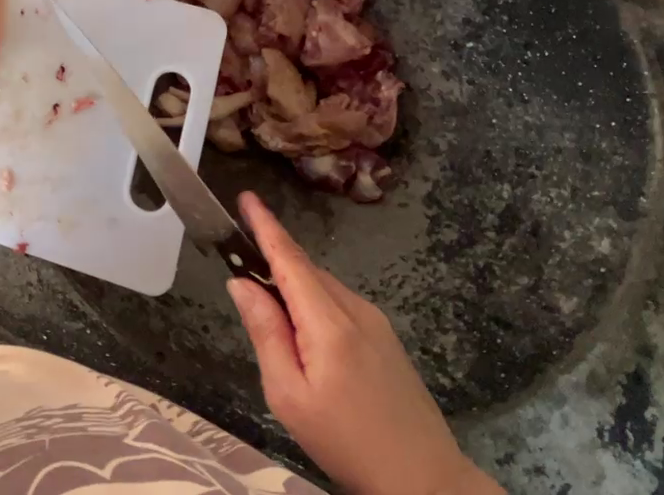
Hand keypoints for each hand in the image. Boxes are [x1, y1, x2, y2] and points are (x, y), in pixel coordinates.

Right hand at [229, 192, 501, 494]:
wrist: (426, 480)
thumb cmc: (346, 441)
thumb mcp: (288, 394)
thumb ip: (264, 332)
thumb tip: (241, 283)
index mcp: (328, 322)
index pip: (289, 259)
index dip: (265, 226)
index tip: (246, 197)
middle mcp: (355, 310)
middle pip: (304, 269)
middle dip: (271, 255)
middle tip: (236, 255)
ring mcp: (376, 323)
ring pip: (322, 287)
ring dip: (290, 282)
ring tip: (264, 302)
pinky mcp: (385, 339)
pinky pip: (338, 303)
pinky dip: (311, 300)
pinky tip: (301, 329)